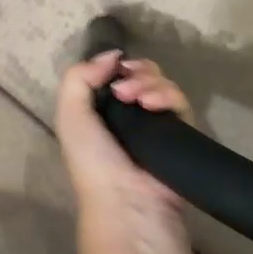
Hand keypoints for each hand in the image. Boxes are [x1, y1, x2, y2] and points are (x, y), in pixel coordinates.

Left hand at [54, 52, 193, 206]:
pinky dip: (169, 96)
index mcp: (103, 113)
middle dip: (137, 72)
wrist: (127, 199)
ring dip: (151, 83)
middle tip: (126, 88)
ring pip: (163, 85)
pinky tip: (155, 105)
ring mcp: (158, 124)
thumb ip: (79, 78)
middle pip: (143, 76)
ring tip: (139, 99)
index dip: (118, 67)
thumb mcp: (70, 117)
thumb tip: (113, 55)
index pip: (117, 76)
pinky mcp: (182, 132)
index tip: (116, 70)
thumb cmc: (94, 162)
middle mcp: (131, 117)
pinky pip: (180, 102)